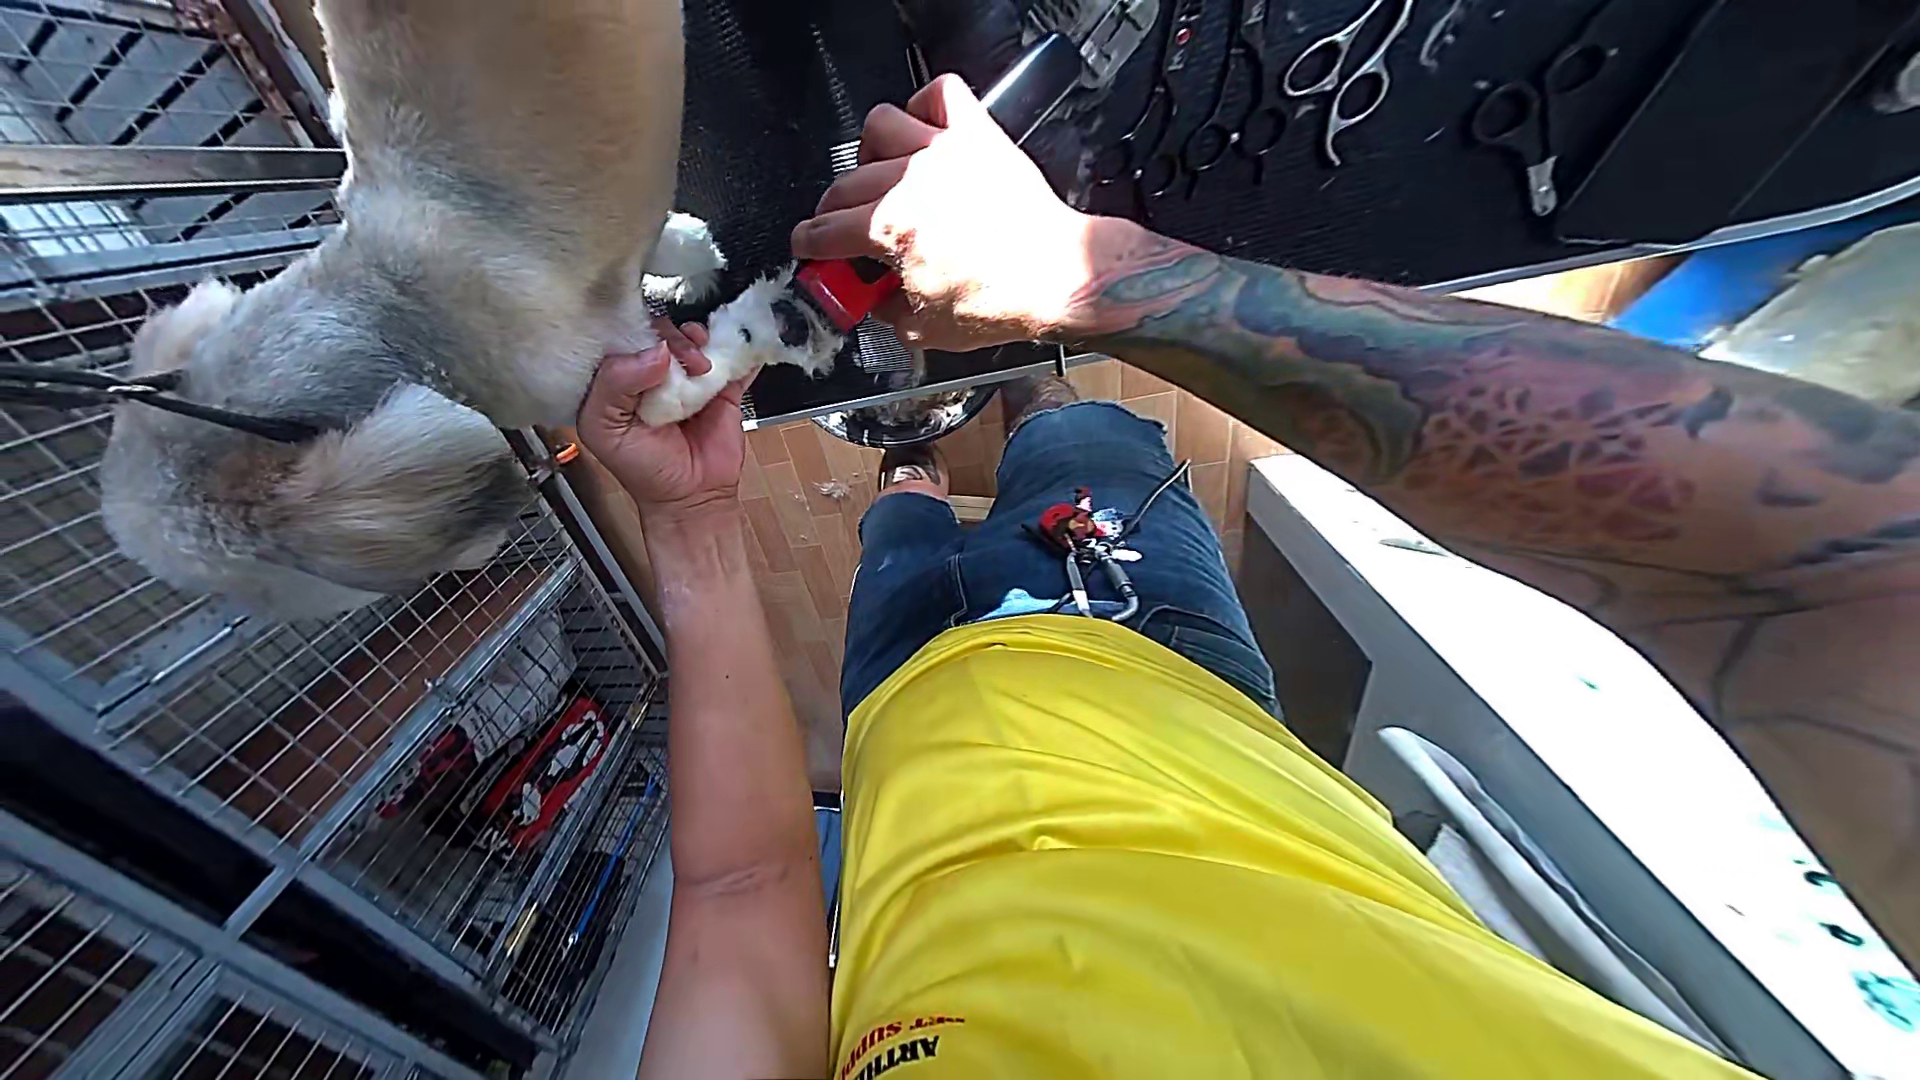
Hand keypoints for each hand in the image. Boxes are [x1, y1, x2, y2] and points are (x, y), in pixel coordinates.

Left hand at [579, 317, 747, 524]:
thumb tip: (658, 353)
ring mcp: (692, 379)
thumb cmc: (642, 468)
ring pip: (698, 338)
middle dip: (673, 339)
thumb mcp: (604, 429)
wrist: (692, 497)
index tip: (647, 342)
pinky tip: (742, 345)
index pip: (620, 334)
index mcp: (618, 377)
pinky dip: (744, 349)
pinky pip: (737, 361)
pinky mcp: (725, 390)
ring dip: (703, 339)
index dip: (632, 328)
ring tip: (703, 364)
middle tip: (683, 363)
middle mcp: (654, 372)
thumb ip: (614, 385)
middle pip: (663, 332)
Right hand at [789, 74, 1096, 351]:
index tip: (807, 249)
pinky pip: (938, 96)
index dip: (808, 246)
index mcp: (890, 229)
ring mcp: (943, 152)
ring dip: (868, 156)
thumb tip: (876, 299)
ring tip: (878, 181)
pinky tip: (923, 137)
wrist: (1058, 280)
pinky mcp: (977, 138)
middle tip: (843, 235)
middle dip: (831, 212)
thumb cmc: (1003, 303)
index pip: (824, 231)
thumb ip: (886, 310)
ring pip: (879, 126)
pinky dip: (923, 109)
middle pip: (843, 183)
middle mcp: (910, 180)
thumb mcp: (924, 330)